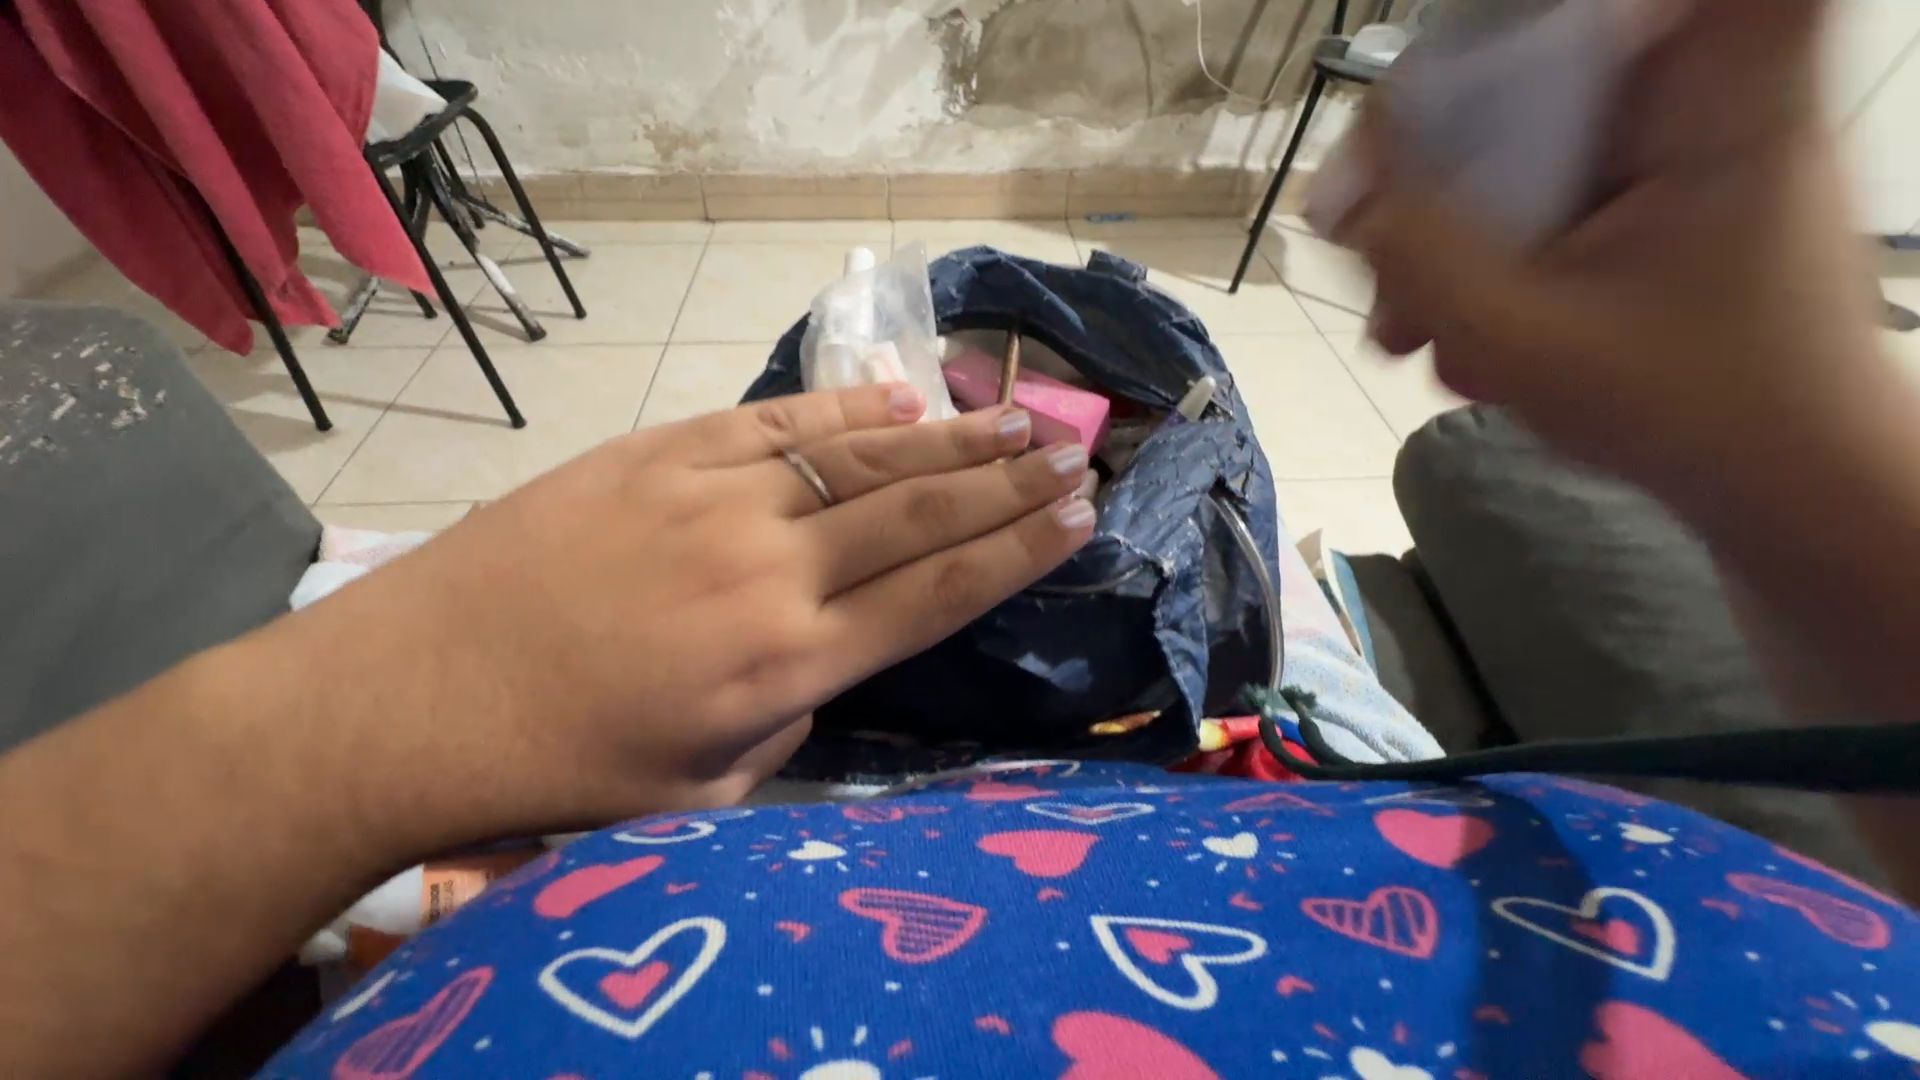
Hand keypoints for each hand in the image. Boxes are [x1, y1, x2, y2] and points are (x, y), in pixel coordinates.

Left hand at [280, 384, 1094, 840]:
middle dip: (1011, 481)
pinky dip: (849, 407)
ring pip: (863, 458)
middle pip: (920, 512)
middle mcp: (770, 569)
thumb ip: (795, 716)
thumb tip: (831, 652)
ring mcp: (715, 497)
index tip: (1079, 516)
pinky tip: (905, 399)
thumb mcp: (709, 787)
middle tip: (1075, 452)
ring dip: (953, 437)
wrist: (411, 694)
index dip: (1017, 550)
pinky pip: (779, 421)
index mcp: (788, 663)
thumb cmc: (566, 765)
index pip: (938, 593)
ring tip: (1020, 417)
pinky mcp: (661, 453)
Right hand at [1335, 0, 1888, 500]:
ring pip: (1522, 157)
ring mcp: (1672, 170)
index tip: (1469, 45)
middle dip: (1438, 169)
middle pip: (1546, 75)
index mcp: (1724, 104)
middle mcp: (1706, 111)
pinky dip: (1479, 268)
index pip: (1678, 1)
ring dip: (1443, 237)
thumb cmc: (1687, 411)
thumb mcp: (1526, 338)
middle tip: (1379, 246)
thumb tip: (1337, 198)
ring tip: (1402, 330)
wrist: (1780, 489)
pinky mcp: (1644, 220)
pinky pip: (1535, 211)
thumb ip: (1421, 259)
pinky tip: (1451, 339)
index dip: (1538, 19)